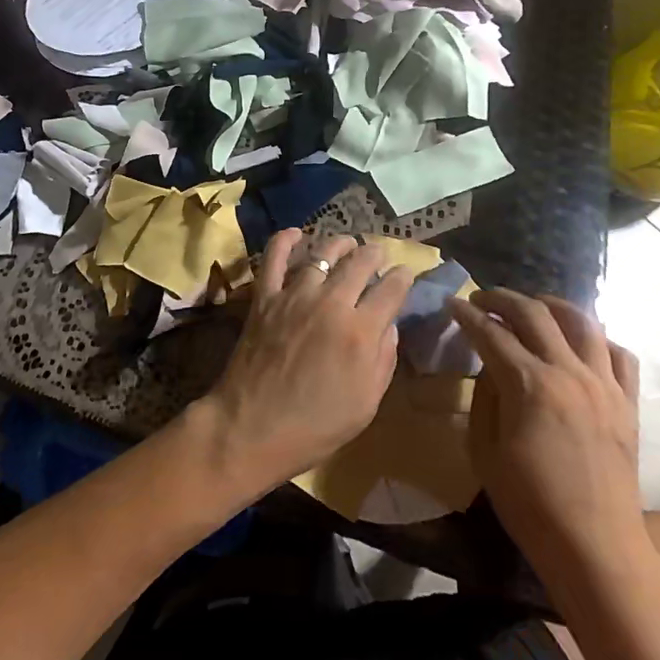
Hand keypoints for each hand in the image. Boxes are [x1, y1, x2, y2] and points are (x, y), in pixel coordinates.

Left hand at [197, 230, 414, 497]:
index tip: (406, 274)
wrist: (253, 425)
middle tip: (378, 253)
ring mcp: (293, 296)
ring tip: (346, 242)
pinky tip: (296, 234)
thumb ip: (383, 358)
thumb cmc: (317, 425)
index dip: (404, 278)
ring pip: (321, 254)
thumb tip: (389, 324)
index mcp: (362, 331)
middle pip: (359, 263)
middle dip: (374, 254)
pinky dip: (284, 241)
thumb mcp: (367, 401)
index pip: (392, 290)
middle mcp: (330, 303)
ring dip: (338, 244)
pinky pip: (273, 259)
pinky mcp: (264, 298)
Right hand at [452, 290, 646, 570]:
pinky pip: (618, 354)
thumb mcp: (483, 447)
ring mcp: (605, 387)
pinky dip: (594, 337)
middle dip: (502, 299)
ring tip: (530, 306)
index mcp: (529, 385)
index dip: (465, 315)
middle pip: (534, 315)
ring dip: (550, 306)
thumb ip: (485, 396)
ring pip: (582, 323)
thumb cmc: (526, 500)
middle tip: (480, 299)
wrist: (594, 544)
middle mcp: (570, 374)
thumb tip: (489, 367)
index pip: (490, 333)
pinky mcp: (627, 404)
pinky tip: (577, 342)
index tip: (450, 305)